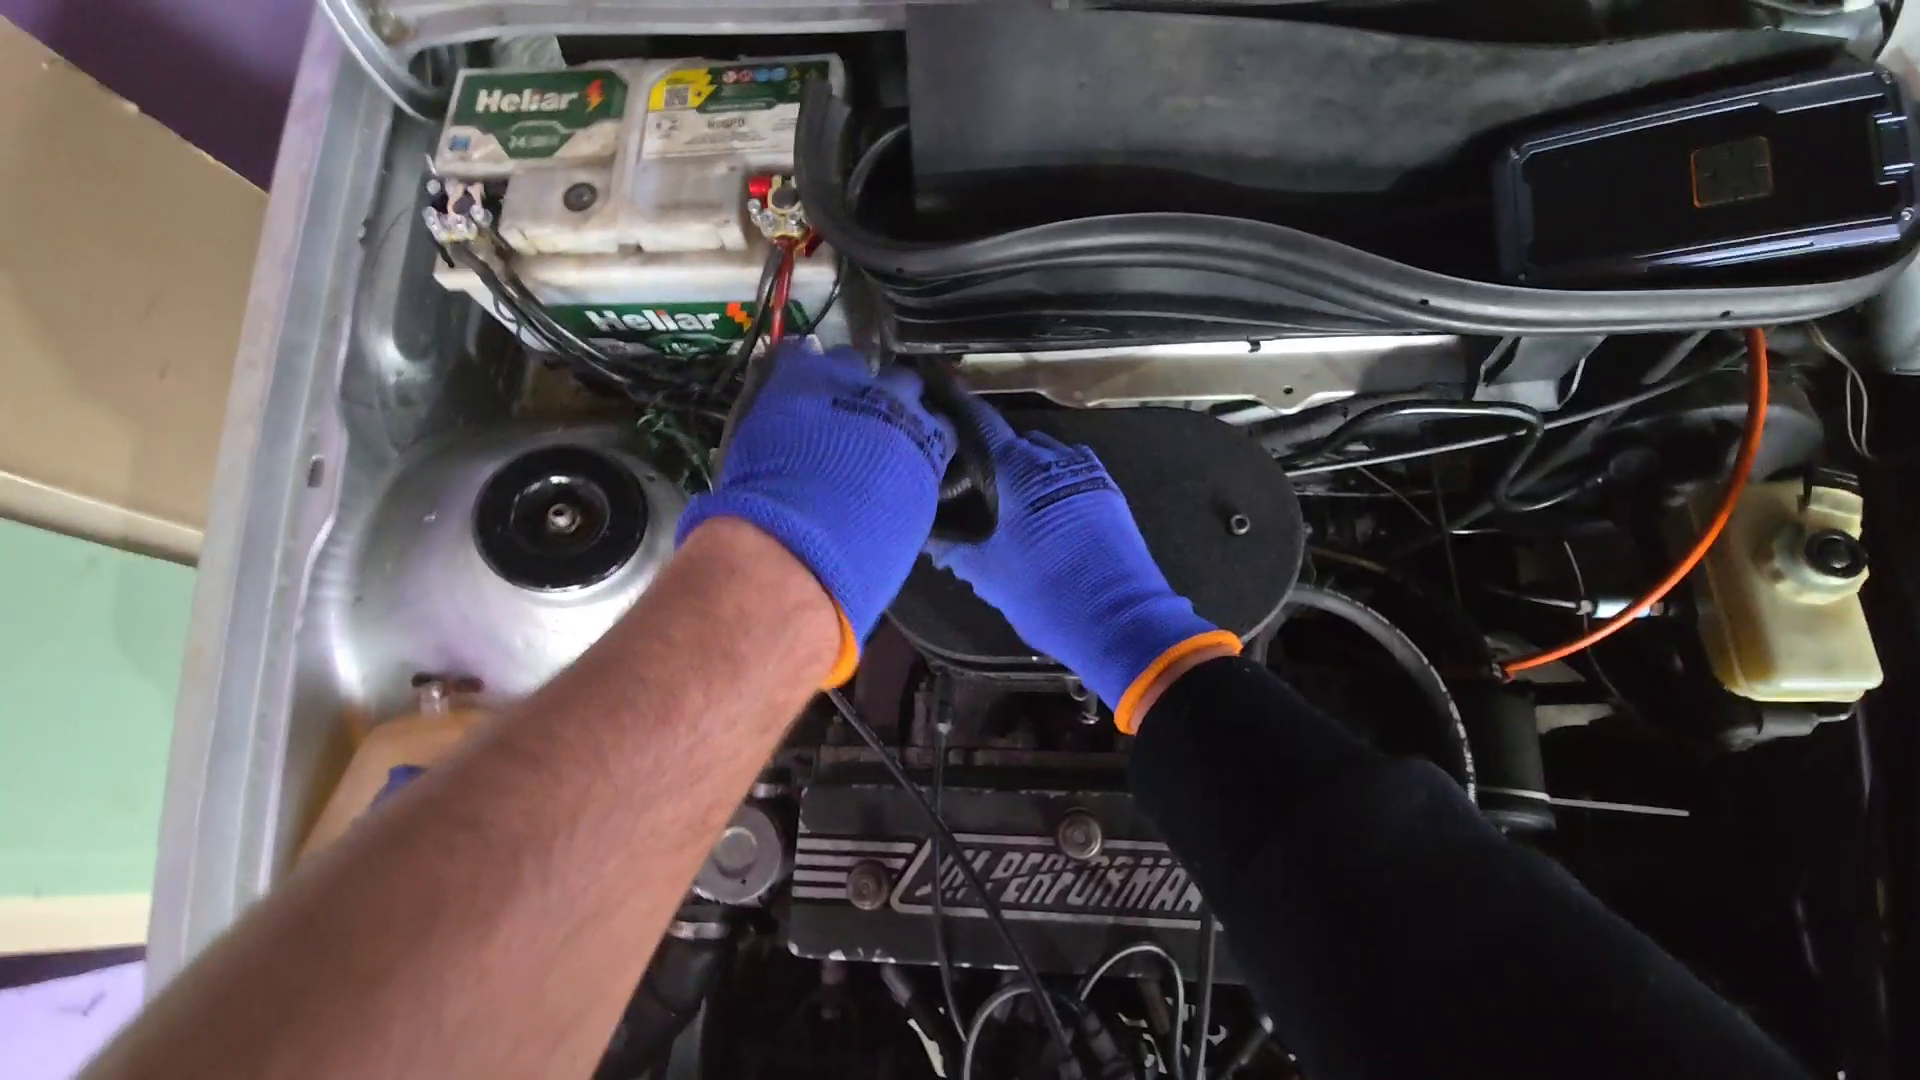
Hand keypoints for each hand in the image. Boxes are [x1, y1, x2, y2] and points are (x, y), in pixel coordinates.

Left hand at [677, 342, 955, 683]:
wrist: (799, 543)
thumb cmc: (860, 556)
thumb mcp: (902, 525)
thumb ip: (905, 491)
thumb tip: (893, 486)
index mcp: (929, 444)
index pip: (940, 422)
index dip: (922, 428)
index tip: (910, 438)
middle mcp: (896, 403)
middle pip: (901, 381)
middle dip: (888, 394)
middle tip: (867, 414)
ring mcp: (845, 382)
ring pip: (850, 360)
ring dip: (839, 377)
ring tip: (821, 396)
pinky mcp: (796, 377)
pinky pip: (797, 353)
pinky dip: (794, 365)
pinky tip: (786, 379)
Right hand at [928, 403, 1239, 731]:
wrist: (1124, 621)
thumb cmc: (1047, 593)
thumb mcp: (991, 575)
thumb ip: (956, 552)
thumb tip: (930, 542)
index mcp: (1023, 469)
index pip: (984, 424)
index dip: (961, 408)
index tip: (941, 395)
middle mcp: (1058, 459)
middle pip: (1018, 439)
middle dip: (993, 447)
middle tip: (968, 471)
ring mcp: (1091, 474)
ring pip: (1049, 454)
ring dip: (1026, 463)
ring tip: (1005, 490)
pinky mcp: (1111, 496)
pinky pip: (1073, 471)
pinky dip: (1052, 478)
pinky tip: (1041, 506)